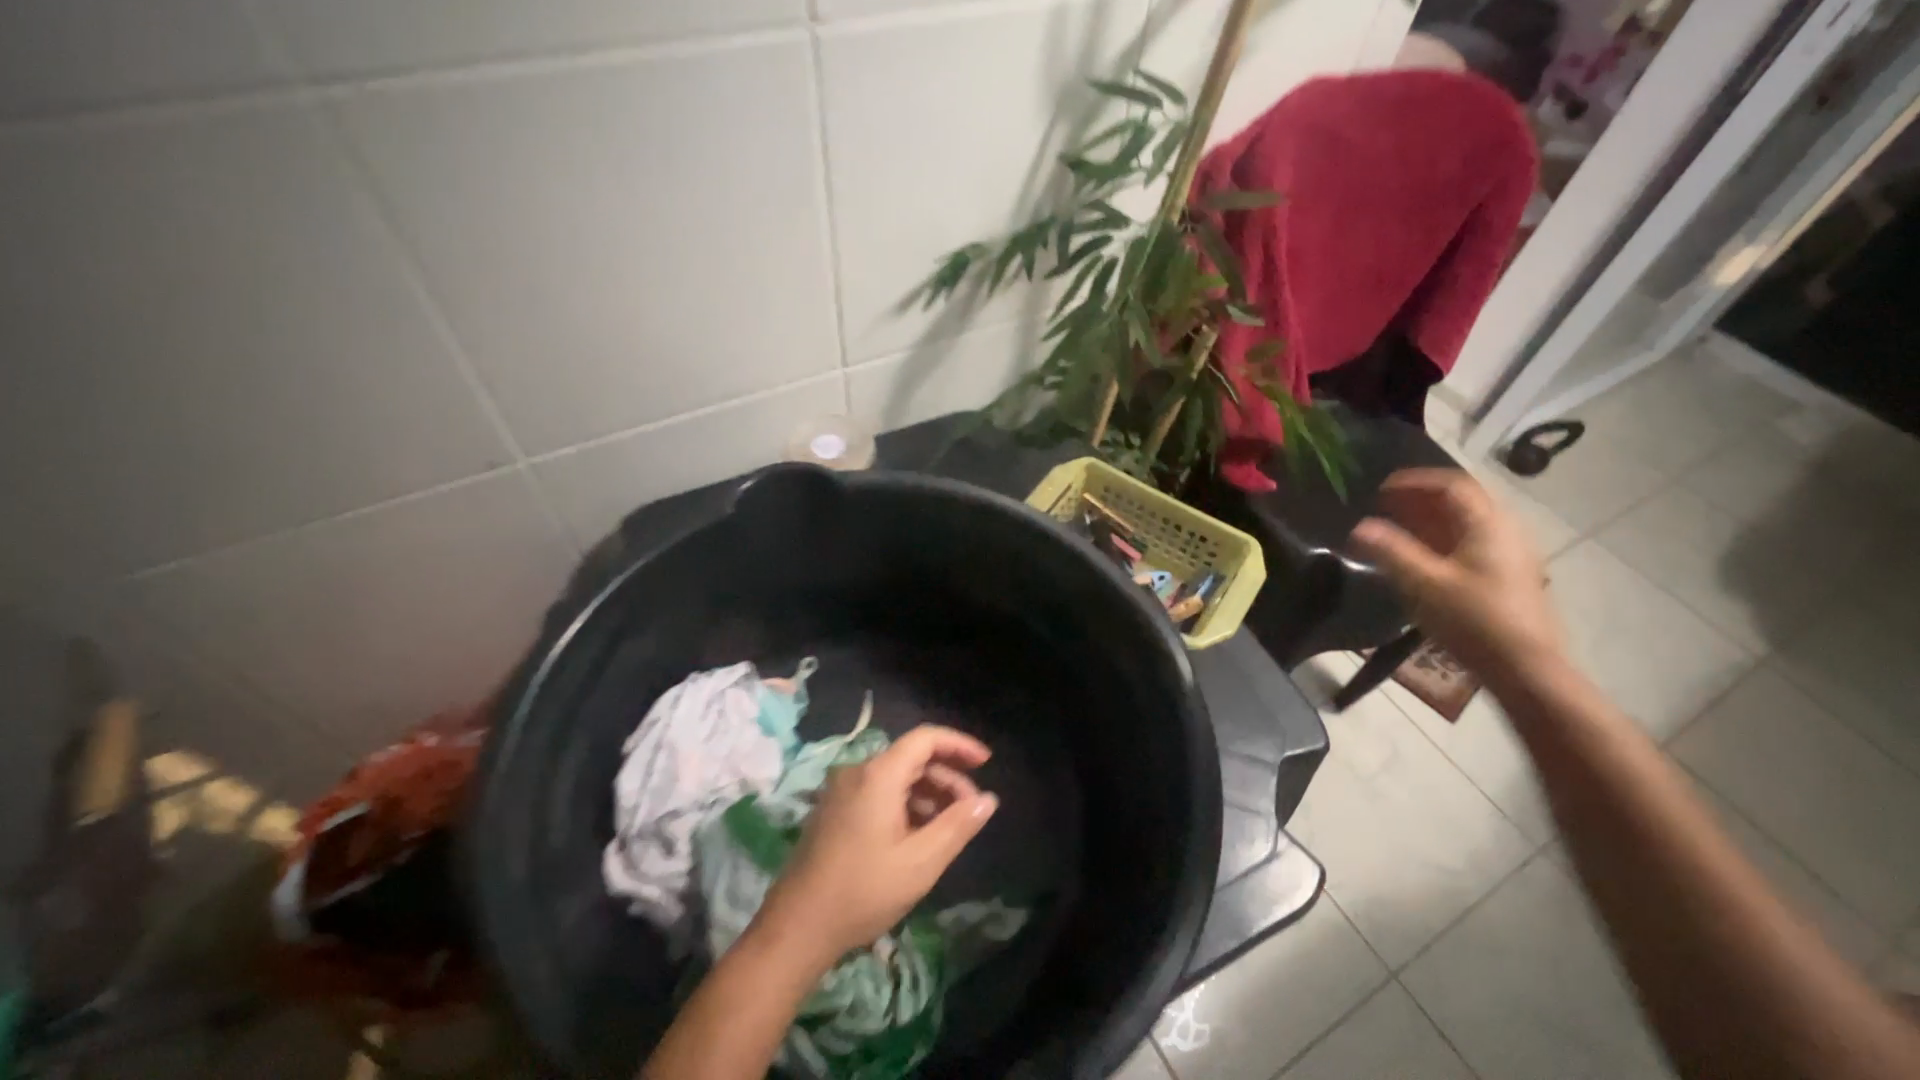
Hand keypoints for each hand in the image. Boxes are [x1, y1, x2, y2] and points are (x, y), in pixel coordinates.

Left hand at [751, 725, 997, 963]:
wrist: (798, 926)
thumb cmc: (864, 891)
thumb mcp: (921, 861)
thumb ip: (957, 825)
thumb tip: (988, 799)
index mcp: (878, 775)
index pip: (925, 739)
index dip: (959, 745)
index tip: (987, 763)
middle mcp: (857, 773)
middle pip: (911, 758)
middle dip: (947, 777)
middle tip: (972, 808)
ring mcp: (840, 792)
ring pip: (895, 778)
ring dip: (927, 793)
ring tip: (950, 826)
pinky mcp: (833, 812)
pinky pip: (878, 794)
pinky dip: (905, 804)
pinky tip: (919, 835)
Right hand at [1348, 468, 1561, 674]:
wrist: (1526, 668)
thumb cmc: (1474, 621)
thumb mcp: (1424, 585)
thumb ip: (1391, 552)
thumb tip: (1359, 527)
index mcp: (1487, 524)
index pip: (1450, 485)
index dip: (1413, 481)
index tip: (1380, 489)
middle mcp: (1505, 529)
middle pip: (1462, 500)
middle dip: (1420, 499)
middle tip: (1385, 507)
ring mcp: (1512, 553)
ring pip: (1468, 523)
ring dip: (1431, 520)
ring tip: (1398, 530)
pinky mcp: (1511, 576)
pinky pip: (1474, 542)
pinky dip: (1444, 539)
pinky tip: (1424, 558)